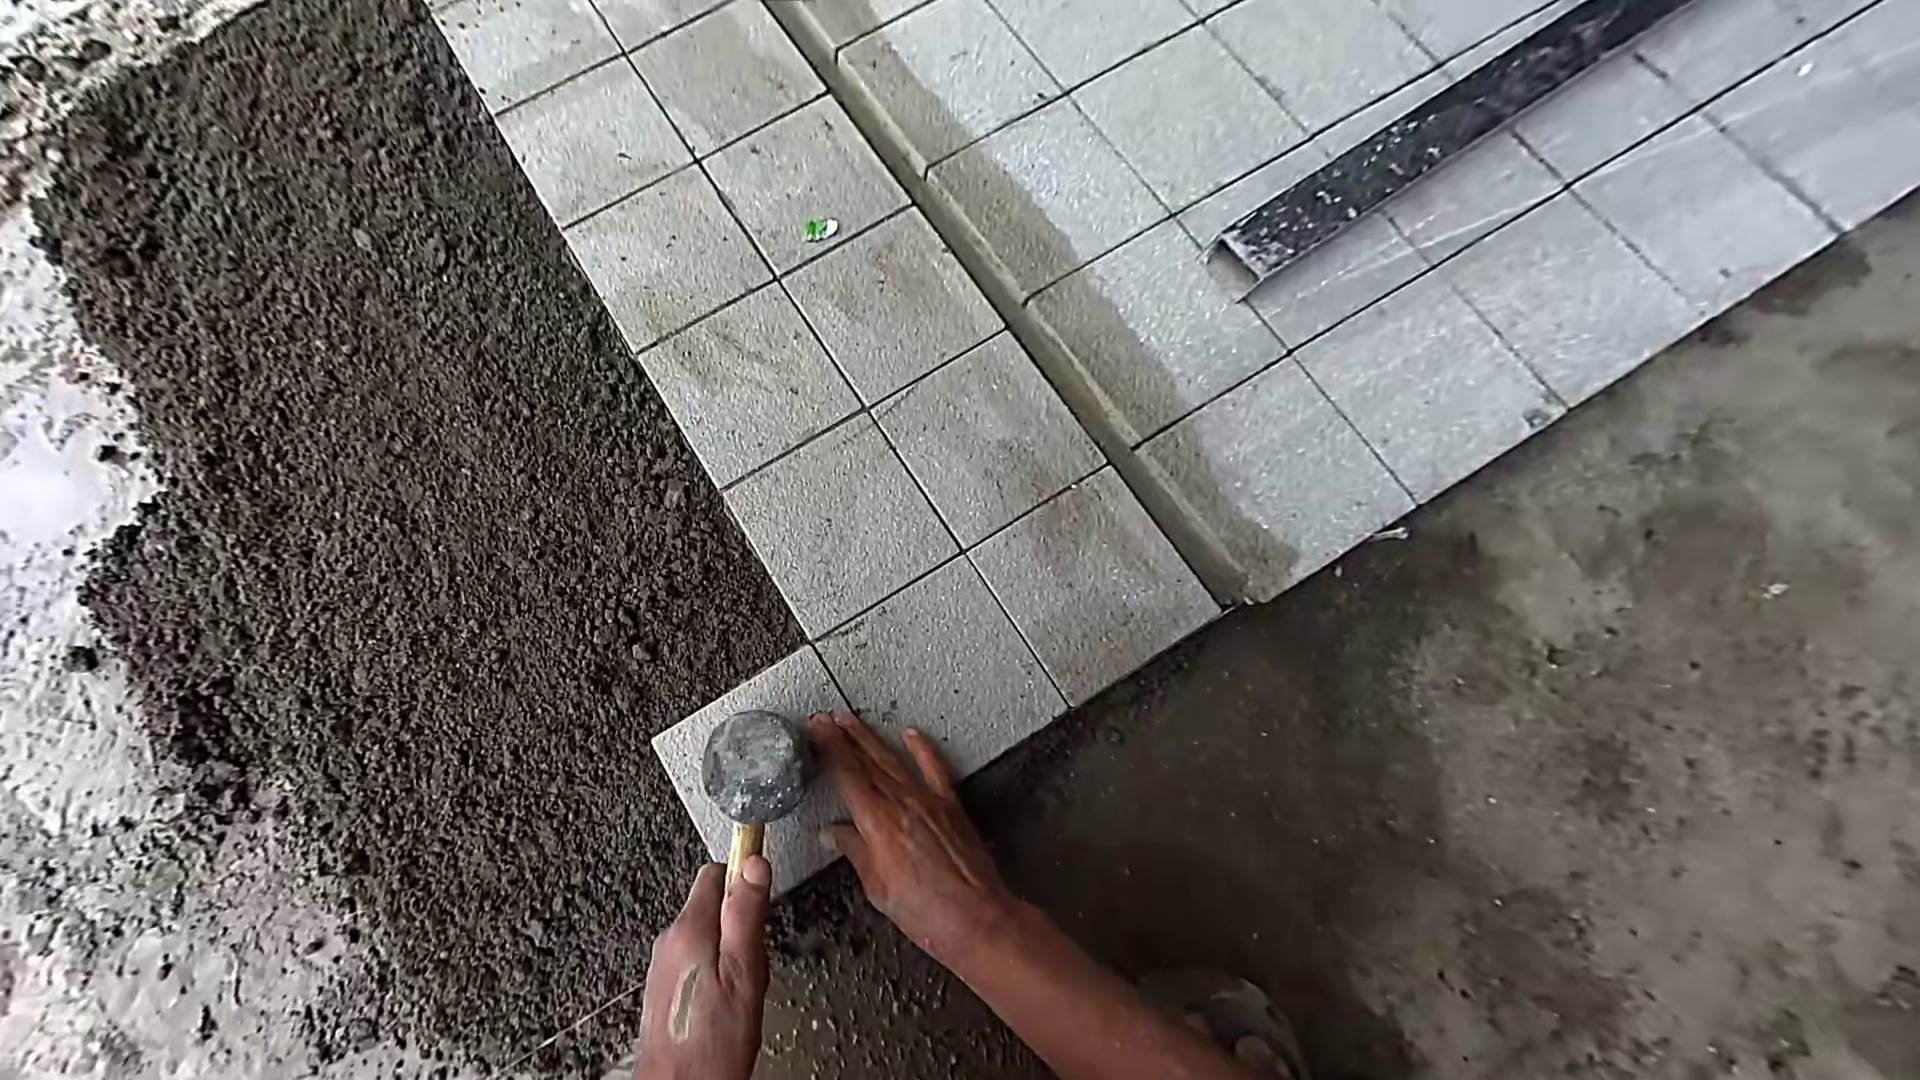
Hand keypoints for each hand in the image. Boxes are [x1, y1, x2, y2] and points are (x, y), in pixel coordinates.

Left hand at [635, 860, 769, 1079]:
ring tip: (740, 988)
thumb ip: (747, 915)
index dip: (744, 881)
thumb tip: (754, 863)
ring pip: (708, 933)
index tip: (760, 902)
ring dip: (730, 950)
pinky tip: (725, 1003)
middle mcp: (669, 942)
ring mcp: (663, 967)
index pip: (717, 872)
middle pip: (715, 904)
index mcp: (689, 930)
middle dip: (740, 924)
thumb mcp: (744, 973)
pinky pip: (698, 959)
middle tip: (753, 960)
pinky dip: (716, 971)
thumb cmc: (712, 1048)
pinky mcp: (664, 990)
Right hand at [809, 711, 1020, 966]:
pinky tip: (911, 733)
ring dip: (871, 737)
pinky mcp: (949, 804)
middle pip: (867, 761)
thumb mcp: (877, 888)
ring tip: (852, 720)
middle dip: (844, 736)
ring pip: (893, 759)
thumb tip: (833, 834)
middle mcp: (902, 803)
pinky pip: (934, 767)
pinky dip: (922, 748)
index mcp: (878, 823)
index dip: (830, 748)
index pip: (847, 775)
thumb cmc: (926, 912)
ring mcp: (928, 800)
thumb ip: (855, 851)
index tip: (818, 729)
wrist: (975, 916)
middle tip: (826, 717)